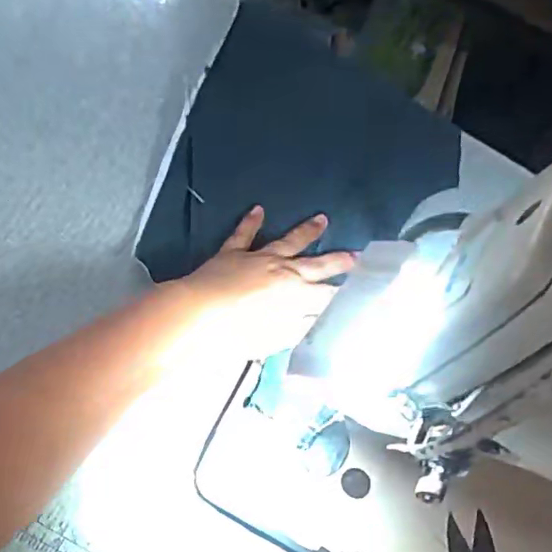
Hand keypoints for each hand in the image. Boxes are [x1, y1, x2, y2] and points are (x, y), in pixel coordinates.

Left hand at [170, 206, 355, 358]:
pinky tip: (258, 210)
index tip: (354, 292)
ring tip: (321, 219)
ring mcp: (257, 259)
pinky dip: (250, 223)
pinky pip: (243, 236)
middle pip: (315, 265)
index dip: (339, 295)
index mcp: (293, 296)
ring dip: (305, 231)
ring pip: (287, 242)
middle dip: (336, 261)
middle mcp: (282, 272)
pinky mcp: (232, 255)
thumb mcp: (267, 341)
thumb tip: (307, 324)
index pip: (323, 296)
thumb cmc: (232, 335)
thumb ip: (289, 333)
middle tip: (355, 255)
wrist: (196, 315)